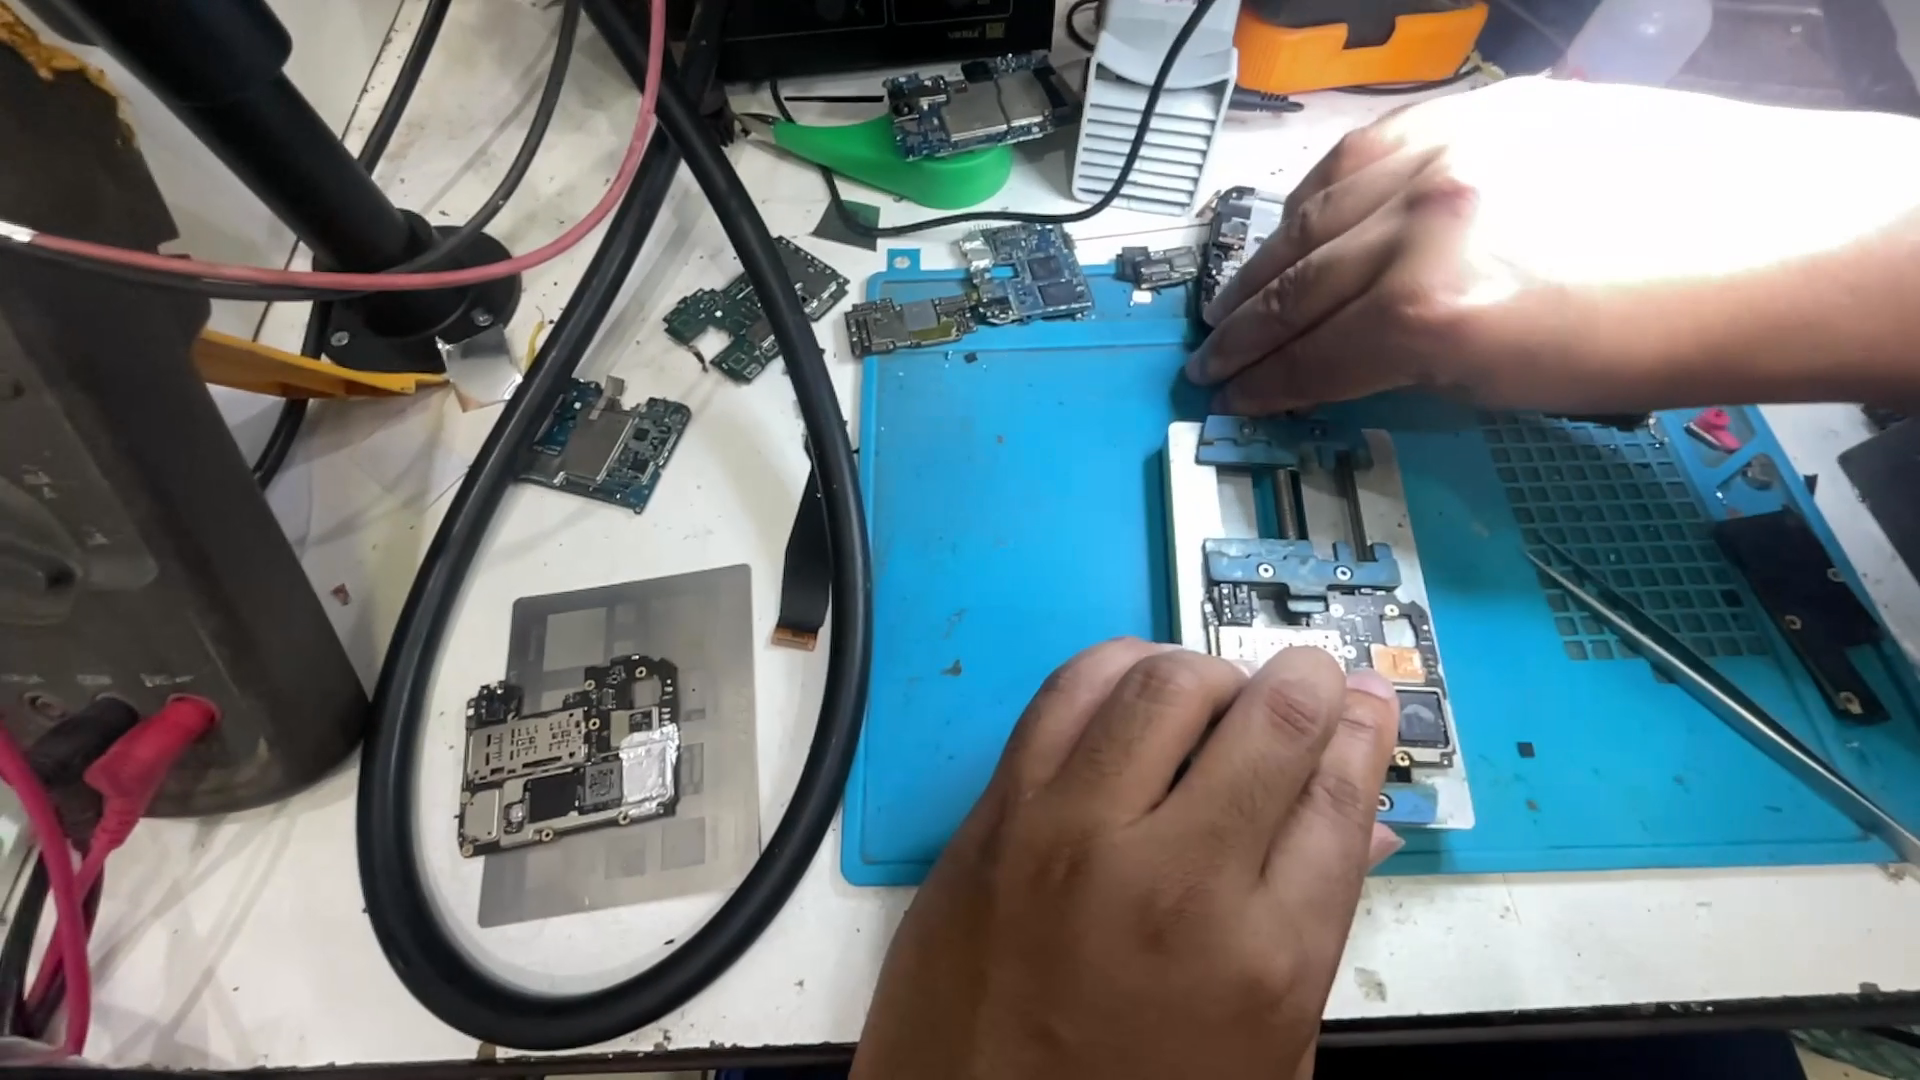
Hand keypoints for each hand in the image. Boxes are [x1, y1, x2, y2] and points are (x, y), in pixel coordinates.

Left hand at [850, 641, 1401, 1079]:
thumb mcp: (1260, 1046)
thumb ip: (1312, 920)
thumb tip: (1362, 818)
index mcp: (1262, 957)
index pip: (1336, 798)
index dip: (1359, 732)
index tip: (1362, 698)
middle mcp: (1171, 876)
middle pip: (1263, 724)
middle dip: (1300, 685)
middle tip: (1301, 677)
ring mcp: (1072, 828)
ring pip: (1162, 687)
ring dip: (1205, 669)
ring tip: (1214, 690)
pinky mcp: (1000, 807)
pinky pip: (1064, 692)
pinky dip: (1113, 665)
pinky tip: (1133, 679)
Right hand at [1189, 77, 1919, 414]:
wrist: (1795, 246)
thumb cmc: (1654, 346)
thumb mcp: (1498, 386)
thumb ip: (1391, 368)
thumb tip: (1324, 371)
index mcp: (1433, 310)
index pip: (1309, 356)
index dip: (1260, 386)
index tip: (1226, 399)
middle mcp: (1424, 220)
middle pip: (1295, 286)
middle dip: (1240, 334)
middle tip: (1206, 359)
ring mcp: (1451, 152)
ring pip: (1311, 214)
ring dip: (1260, 266)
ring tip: (1233, 297)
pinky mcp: (1481, 109)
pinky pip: (1357, 152)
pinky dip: (1311, 197)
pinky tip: (1294, 222)